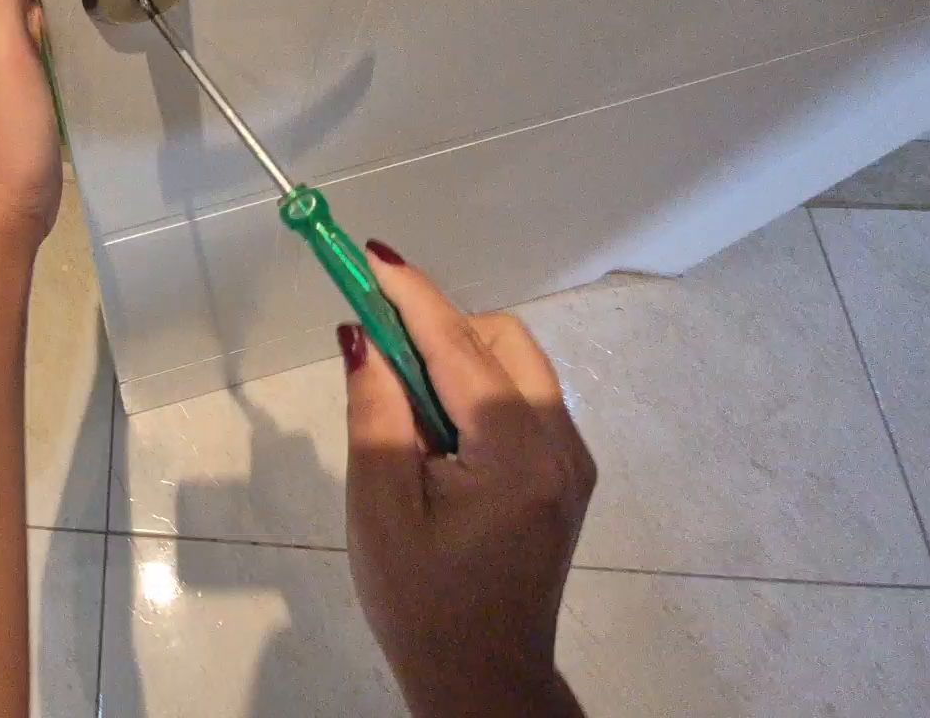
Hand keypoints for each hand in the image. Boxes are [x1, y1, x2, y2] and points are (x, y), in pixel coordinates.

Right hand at [340, 241, 594, 717]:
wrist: (480, 678)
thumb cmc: (417, 597)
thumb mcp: (378, 501)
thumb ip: (373, 408)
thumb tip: (359, 333)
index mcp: (516, 456)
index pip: (456, 346)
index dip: (408, 293)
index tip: (368, 254)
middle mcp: (560, 445)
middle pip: (499, 339)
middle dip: (433, 323)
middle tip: (372, 339)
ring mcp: (570, 458)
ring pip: (513, 360)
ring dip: (451, 349)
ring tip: (397, 387)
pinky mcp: (562, 470)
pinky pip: (518, 392)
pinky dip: (470, 379)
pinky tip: (432, 415)